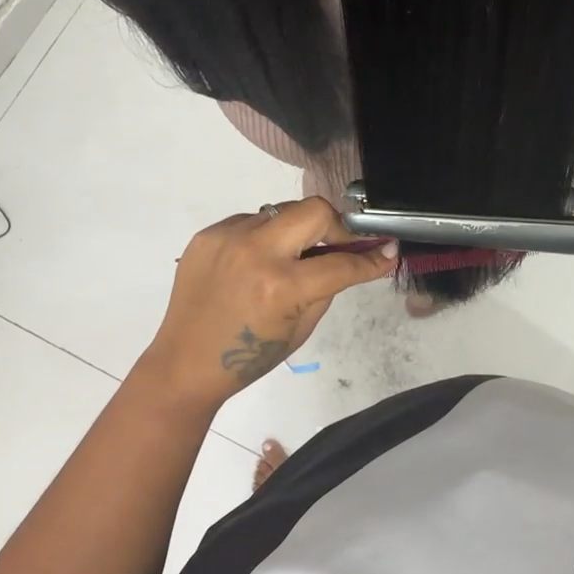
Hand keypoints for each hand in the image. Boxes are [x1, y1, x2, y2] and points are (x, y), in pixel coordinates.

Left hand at [141, 197, 397, 405]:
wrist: (185, 363)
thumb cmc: (250, 356)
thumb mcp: (301, 328)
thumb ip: (328, 286)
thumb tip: (355, 258)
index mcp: (280, 286)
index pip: (341, 263)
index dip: (371, 259)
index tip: (388, 252)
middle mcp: (254, 251)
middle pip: (314, 210)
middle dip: (335, 226)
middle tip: (339, 245)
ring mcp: (227, 237)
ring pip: (281, 211)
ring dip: (296, 231)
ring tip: (292, 258)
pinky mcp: (208, 234)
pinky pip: (251, 222)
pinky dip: (264, 237)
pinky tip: (257, 263)